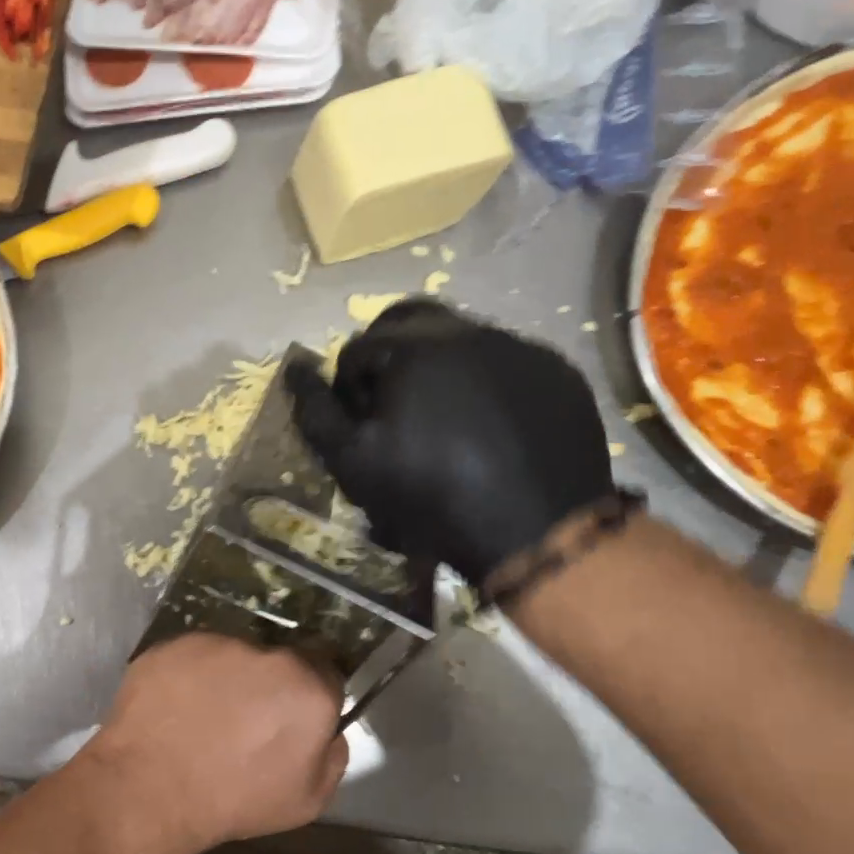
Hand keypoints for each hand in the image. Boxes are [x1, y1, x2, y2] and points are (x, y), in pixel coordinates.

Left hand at [71, 635, 348, 853]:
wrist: (150, 787)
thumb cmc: (235, 799)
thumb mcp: (309, 797)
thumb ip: (330, 752)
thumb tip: (325, 728)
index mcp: (306, 685)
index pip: (325, 667)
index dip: (311, 689)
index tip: (294, 708)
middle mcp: (262, 652)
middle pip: (275, 658)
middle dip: (267, 682)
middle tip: (245, 716)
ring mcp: (211, 644)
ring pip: (229, 655)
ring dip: (225, 676)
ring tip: (203, 714)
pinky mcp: (169, 645)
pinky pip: (189, 657)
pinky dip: (187, 675)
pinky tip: (175, 706)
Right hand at [286, 298, 613, 585]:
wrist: (534, 532)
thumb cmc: (427, 495)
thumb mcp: (352, 461)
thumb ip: (316, 410)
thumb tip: (294, 366)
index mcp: (416, 347)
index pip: (357, 347)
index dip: (345, 388)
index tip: (356, 427)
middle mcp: (472, 332)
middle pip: (410, 321)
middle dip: (387, 357)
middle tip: (388, 407)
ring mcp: (521, 349)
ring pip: (459, 339)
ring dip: (434, 369)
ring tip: (436, 421)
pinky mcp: (558, 373)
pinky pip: (504, 362)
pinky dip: (480, 384)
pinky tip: (480, 429)